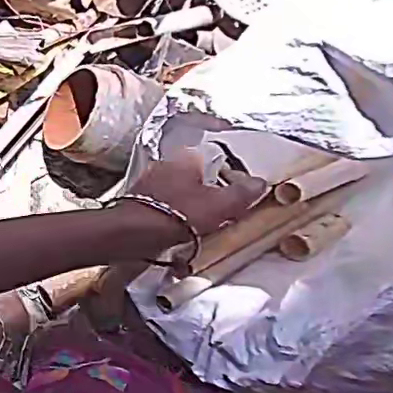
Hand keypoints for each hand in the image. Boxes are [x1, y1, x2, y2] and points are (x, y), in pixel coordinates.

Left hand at [127, 149, 269, 237]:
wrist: (133, 234)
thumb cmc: (180, 215)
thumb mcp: (221, 205)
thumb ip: (242, 193)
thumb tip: (260, 182)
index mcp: (186, 158)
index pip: (213, 159)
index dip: (227, 176)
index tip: (234, 194)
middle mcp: (164, 165)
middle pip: (194, 177)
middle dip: (206, 195)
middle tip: (219, 214)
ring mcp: (147, 183)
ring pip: (176, 194)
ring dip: (188, 209)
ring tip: (200, 228)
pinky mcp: (135, 202)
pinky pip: (161, 208)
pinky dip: (171, 219)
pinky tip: (177, 234)